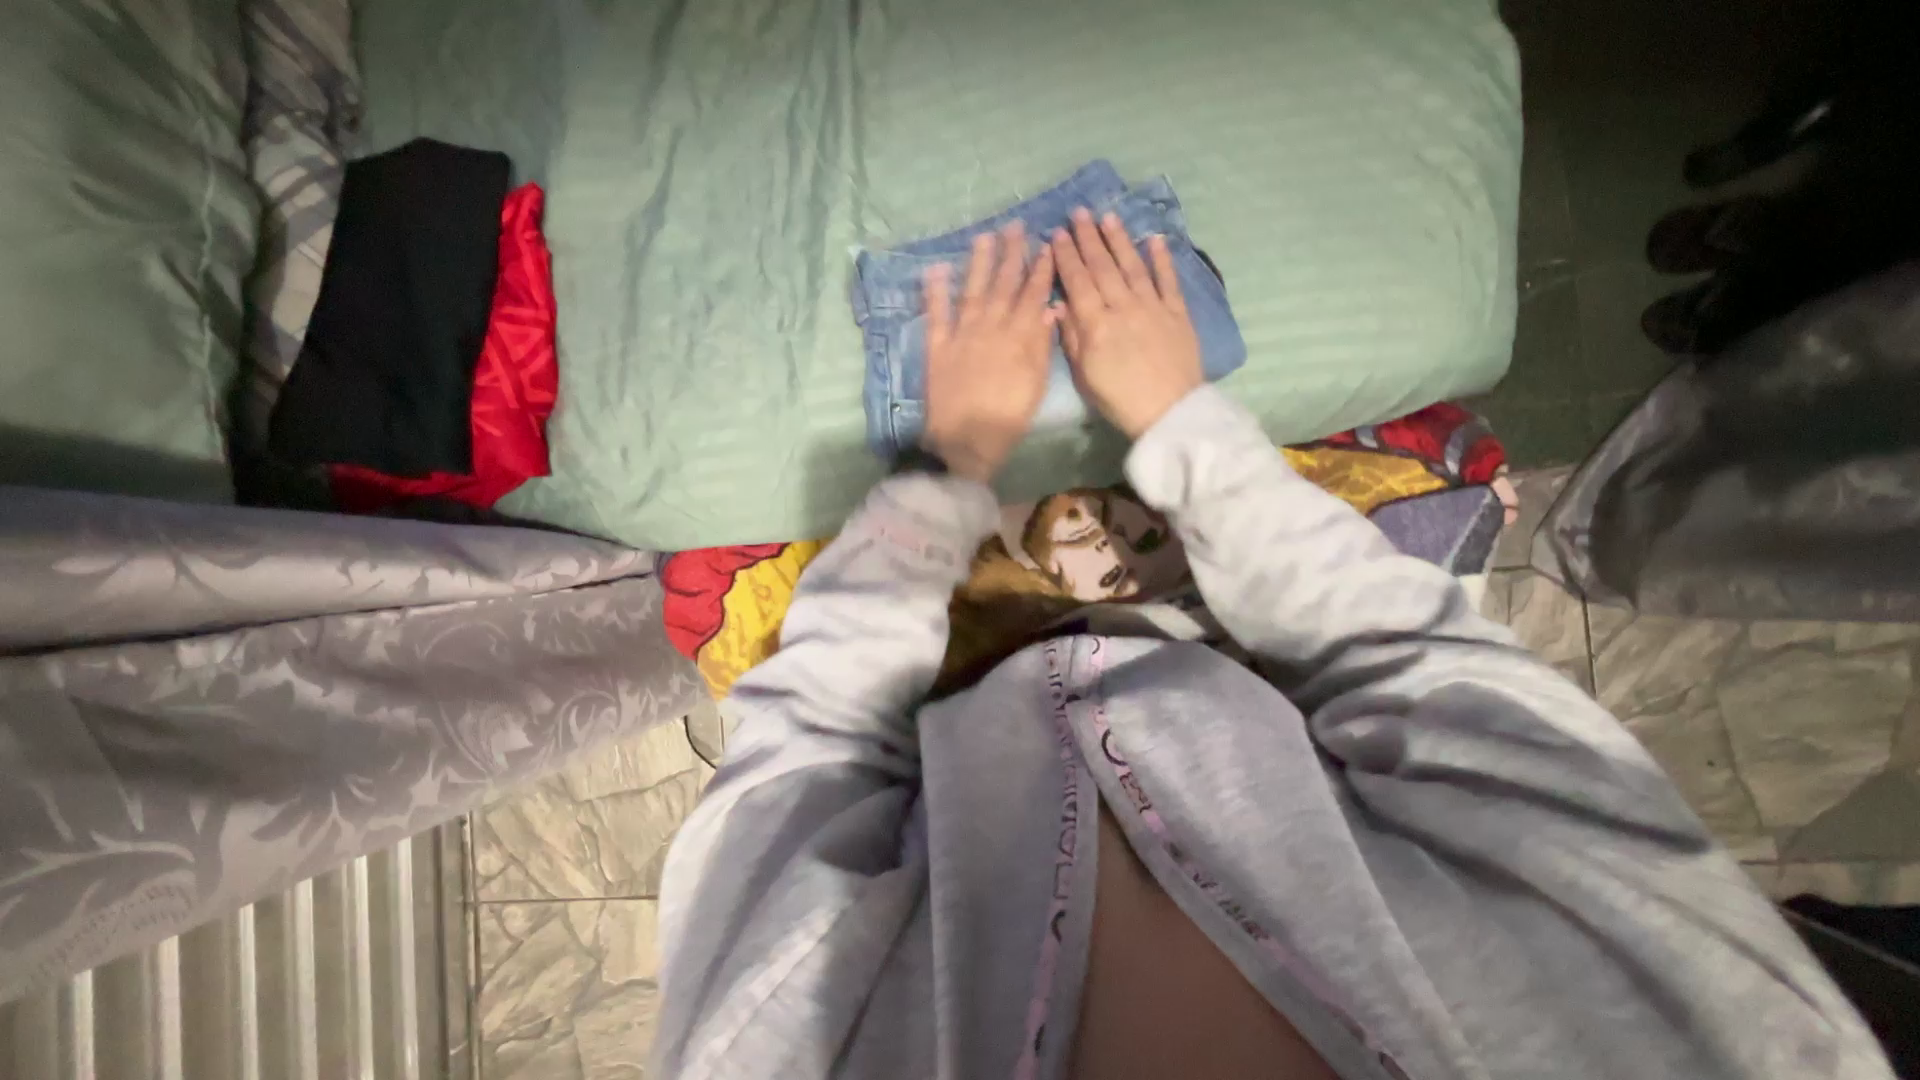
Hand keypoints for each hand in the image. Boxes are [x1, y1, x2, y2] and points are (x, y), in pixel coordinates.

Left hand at [921, 222, 1056, 482]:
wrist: (965, 440)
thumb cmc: (1007, 419)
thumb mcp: (1035, 386)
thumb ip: (1040, 347)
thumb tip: (1047, 310)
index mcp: (1019, 338)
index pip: (1032, 295)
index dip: (1040, 269)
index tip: (1046, 245)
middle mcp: (991, 327)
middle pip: (1004, 284)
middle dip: (1012, 254)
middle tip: (1017, 226)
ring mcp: (961, 334)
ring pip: (973, 289)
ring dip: (979, 262)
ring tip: (985, 237)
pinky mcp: (936, 345)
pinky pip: (936, 312)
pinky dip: (936, 289)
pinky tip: (937, 268)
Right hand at [1051, 208, 1203, 438]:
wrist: (1168, 412)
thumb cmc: (1119, 399)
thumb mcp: (1084, 375)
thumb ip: (1071, 337)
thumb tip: (1058, 304)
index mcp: (1096, 324)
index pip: (1077, 281)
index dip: (1066, 256)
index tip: (1057, 234)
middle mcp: (1123, 306)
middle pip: (1103, 266)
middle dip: (1089, 238)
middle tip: (1079, 213)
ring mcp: (1152, 306)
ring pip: (1132, 266)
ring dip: (1119, 240)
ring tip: (1108, 217)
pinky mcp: (1177, 313)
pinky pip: (1168, 280)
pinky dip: (1161, 258)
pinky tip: (1154, 240)